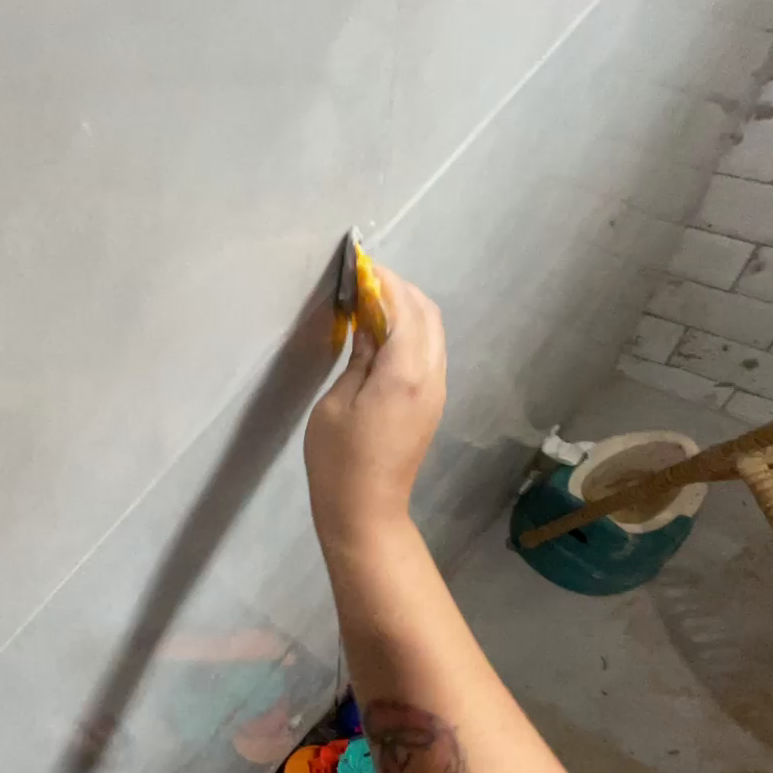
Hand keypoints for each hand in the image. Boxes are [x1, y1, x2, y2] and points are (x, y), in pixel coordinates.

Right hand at [303, 263, 446, 551]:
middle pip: (426, 313)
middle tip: (364, 279)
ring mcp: (437, 389)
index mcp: (404, 373)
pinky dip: (410, 330)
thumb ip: (359, 358)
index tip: (358, 264)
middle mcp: (431, 374)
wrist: (365, 508)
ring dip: (406, 308)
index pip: (401, 308)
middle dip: (398, 288)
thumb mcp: (335, 404)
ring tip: (371, 301)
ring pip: (432, 330)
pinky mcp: (432, 401)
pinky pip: (428, 350)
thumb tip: (369, 326)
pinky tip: (383, 333)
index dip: (382, 281)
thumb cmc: (338, 459)